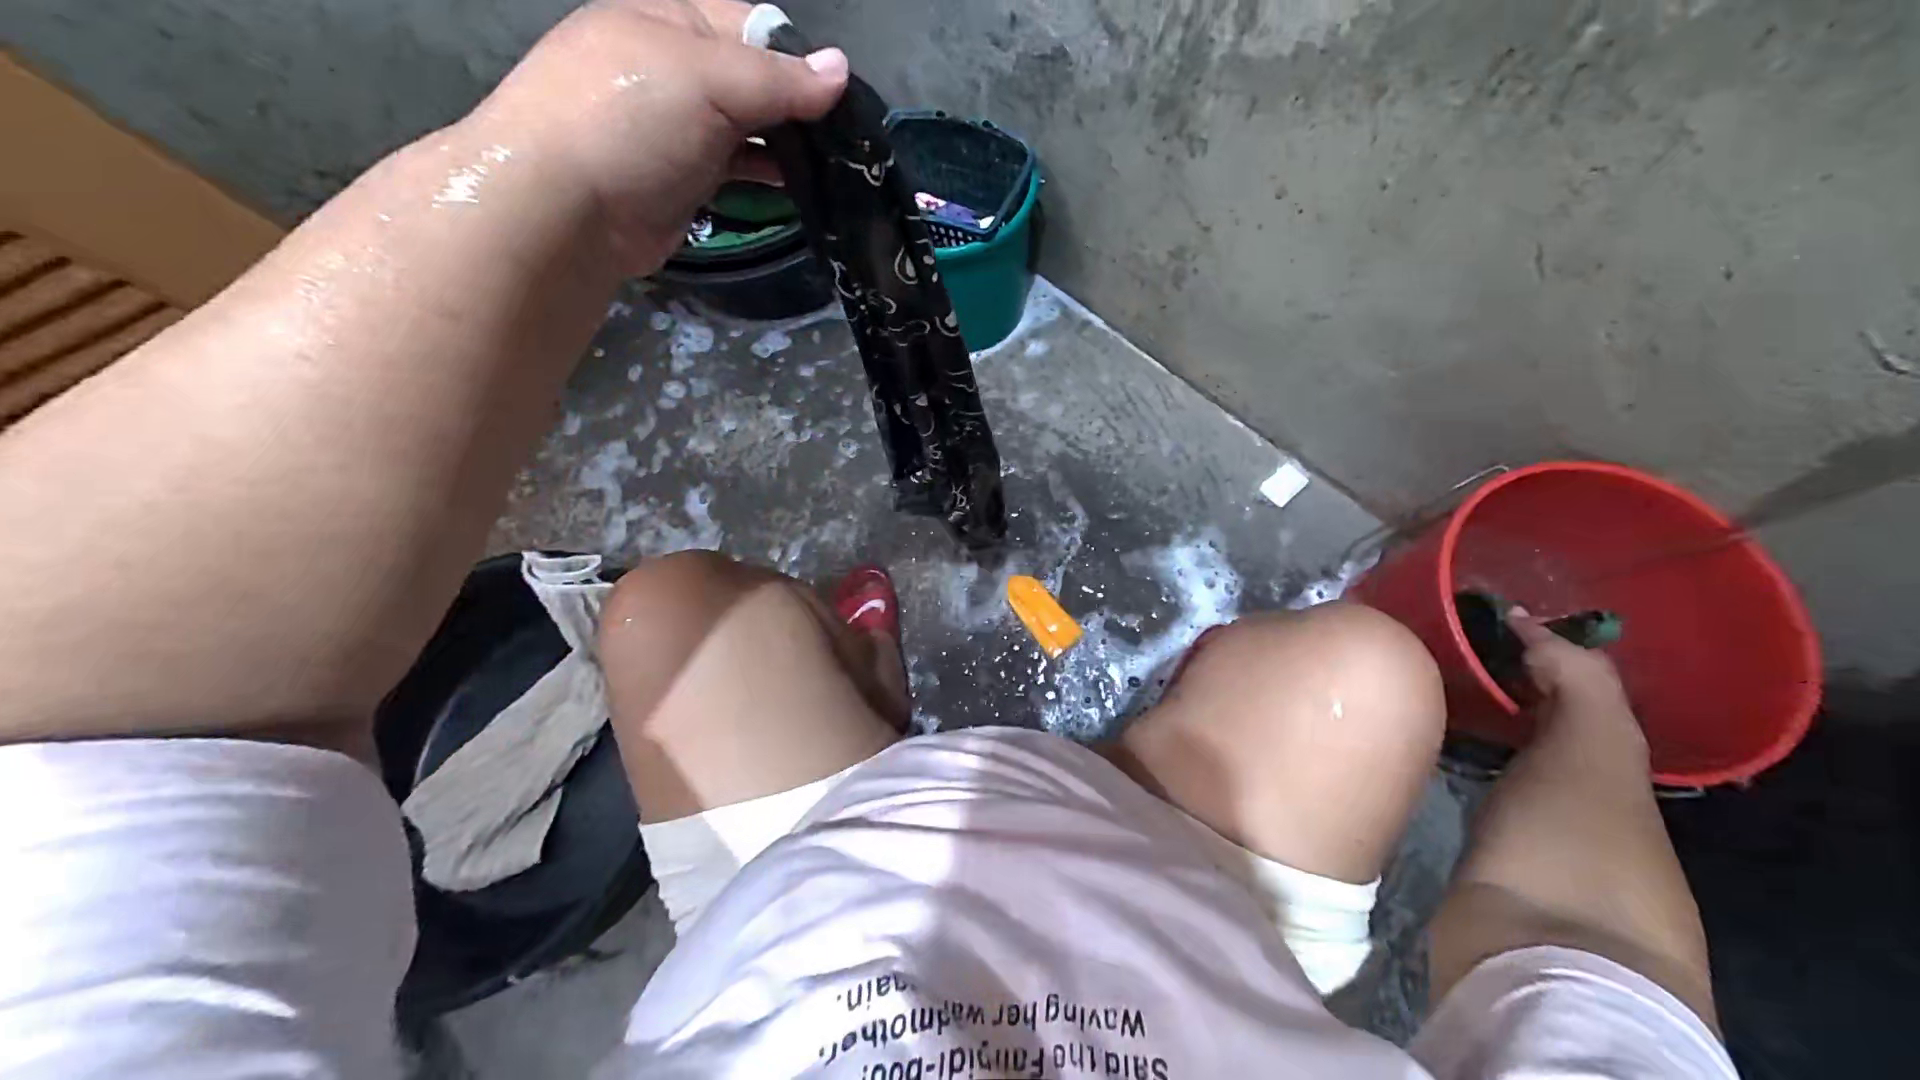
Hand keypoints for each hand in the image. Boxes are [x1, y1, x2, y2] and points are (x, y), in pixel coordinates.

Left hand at [469, 0, 846, 273]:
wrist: (568, 211)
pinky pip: (737, 167)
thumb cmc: (632, 122)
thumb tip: (842, 69)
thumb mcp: (707, 80)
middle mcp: (676, 69)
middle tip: (844, 139)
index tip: (841, 98)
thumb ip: (777, 78)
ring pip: (749, 126)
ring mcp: (679, 127)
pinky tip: (796, 185)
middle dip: (798, 105)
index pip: (754, 26)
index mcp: (671, 20)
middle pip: (755, 78)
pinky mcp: (684, 178)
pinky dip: (767, 173)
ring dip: (788, 144)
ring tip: (832, 167)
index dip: (799, 58)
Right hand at [1506, 606, 1642, 740]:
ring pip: (1548, 684)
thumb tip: (1513, 609)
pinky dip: (1522, 700)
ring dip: (1526, 680)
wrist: (1580, 719)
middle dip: (1532, 657)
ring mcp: (1580, 701)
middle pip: (1557, 661)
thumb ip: (1529, 628)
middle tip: (1500, 652)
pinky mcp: (1565, 723)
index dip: (1540, 630)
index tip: (1512, 627)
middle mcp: (1591, 675)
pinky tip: (1505, 697)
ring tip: (1496, 675)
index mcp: (1593, 653)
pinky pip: (1538, 704)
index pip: (1566, 637)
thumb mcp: (1544, 643)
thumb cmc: (1568, 672)